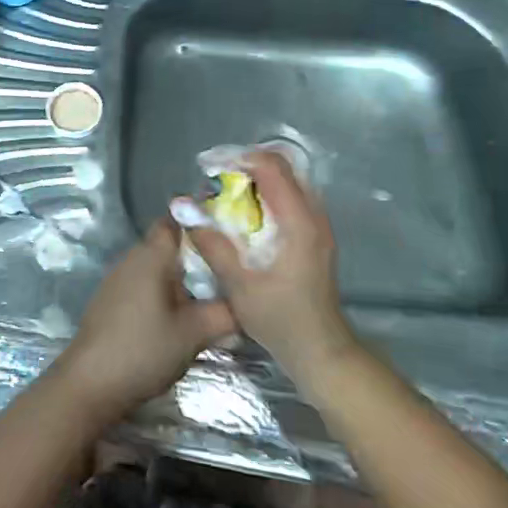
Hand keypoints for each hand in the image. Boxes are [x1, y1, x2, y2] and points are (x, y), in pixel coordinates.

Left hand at [51, 218, 237, 422]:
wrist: (89, 387)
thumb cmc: (144, 349)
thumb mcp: (195, 333)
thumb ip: (226, 313)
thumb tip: (248, 302)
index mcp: (152, 255)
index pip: (177, 219)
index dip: (202, 223)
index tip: (228, 236)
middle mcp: (132, 259)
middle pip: (169, 244)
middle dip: (197, 254)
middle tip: (228, 271)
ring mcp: (117, 280)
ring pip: (157, 267)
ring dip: (180, 277)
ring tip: (210, 295)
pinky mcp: (110, 302)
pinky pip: (144, 284)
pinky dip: (162, 292)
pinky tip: (178, 315)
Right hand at [182, 149, 356, 382]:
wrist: (321, 349)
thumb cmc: (280, 319)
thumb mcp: (240, 285)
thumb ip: (214, 244)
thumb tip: (187, 213)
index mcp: (299, 221)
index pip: (272, 167)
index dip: (239, 158)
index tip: (210, 166)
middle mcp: (314, 215)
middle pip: (283, 168)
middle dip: (247, 165)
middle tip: (216, 176)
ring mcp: (319, 226)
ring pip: (290, 183)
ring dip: (258, 180)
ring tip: (227, 192)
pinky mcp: (317, 238)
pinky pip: (293, 200)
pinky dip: (269, 197)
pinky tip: (247, 215)